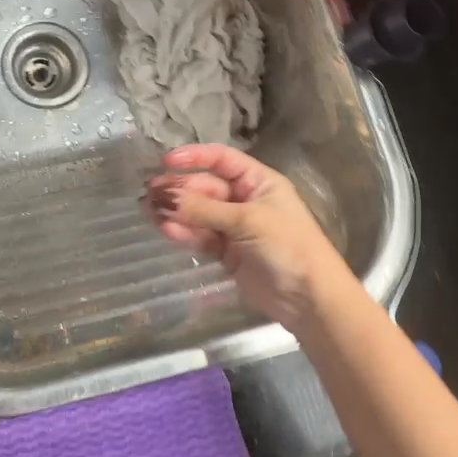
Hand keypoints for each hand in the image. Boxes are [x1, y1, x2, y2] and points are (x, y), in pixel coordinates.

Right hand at [145, 144, 357, 332]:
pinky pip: (201, 236)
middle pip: (205, 187)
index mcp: (258, 182)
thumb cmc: (287, 245)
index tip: (166, 161)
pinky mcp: (227, 253)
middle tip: (149, 194)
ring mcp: (235, 228)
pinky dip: (183, 233)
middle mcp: (245, 200)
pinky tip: (165, 229)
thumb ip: (203, 209)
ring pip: (198, 213)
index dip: (194, 157)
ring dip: (176, 212)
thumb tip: (163, 196)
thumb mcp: (247, 220)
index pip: (221, 159)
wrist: (309, 299)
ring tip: (148, 211)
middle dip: (179, 189)